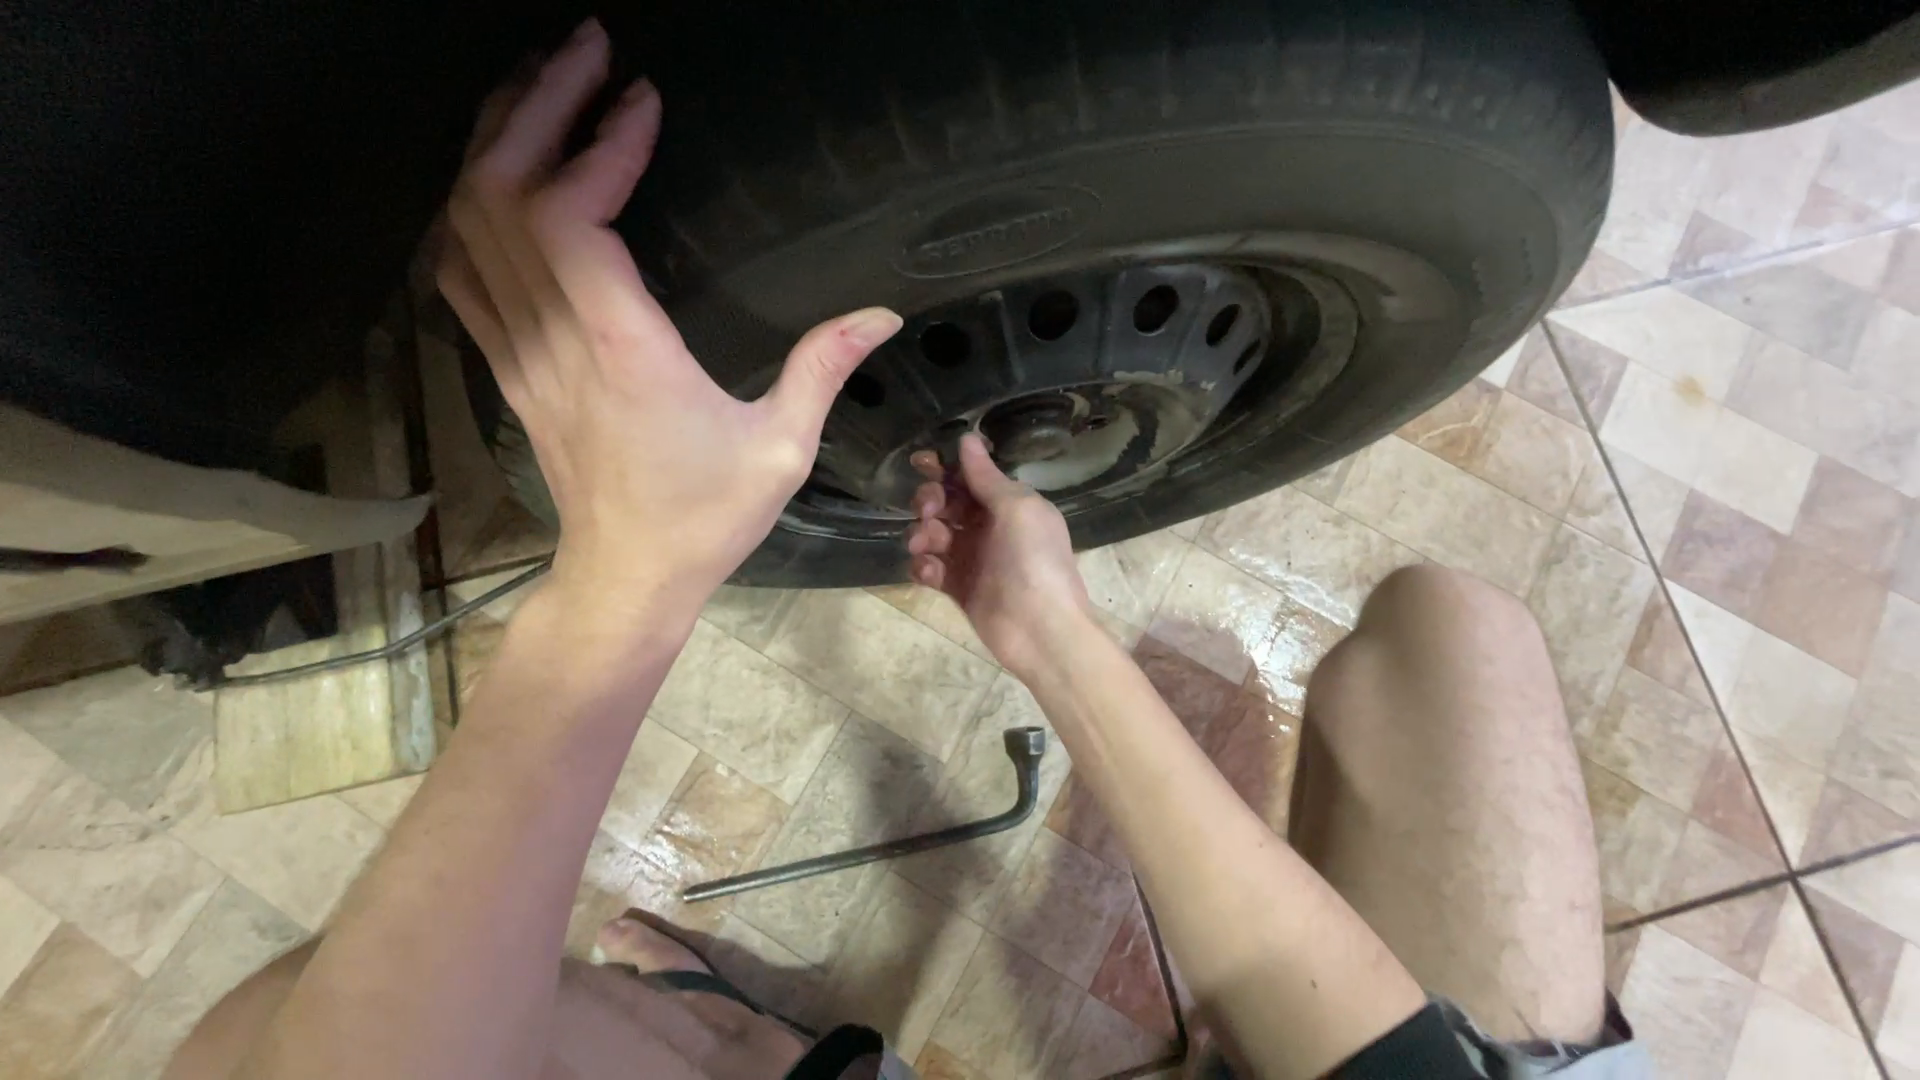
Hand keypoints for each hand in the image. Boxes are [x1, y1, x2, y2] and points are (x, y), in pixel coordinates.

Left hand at [437, 20, 901, 617]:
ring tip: (542, 91)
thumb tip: (881, 315)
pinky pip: (458, 268)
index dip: (599, 142)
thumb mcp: (782, 449)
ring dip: (495, 143)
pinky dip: (467, 208)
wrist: (628, 577)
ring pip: (464, 221)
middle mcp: (552, 337)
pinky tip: (499, 181)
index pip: (572, 214)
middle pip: (498, 192)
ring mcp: (516, 352)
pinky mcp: (507, 369)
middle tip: (584, 50)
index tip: (643, 99)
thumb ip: (823, 370)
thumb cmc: (705, 519)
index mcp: (619, 348)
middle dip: (535, 105)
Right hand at [905, 434, 1095, 675]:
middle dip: (930, 500)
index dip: (945, 468)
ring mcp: (972, 558)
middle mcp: (989, 526)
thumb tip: (966, 439)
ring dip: (923, 532)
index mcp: (1010, 503)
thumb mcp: (1018, 508)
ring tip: (925, 545)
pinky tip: (929, 571)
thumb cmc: (1034, 559)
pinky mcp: (958, 587)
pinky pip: (931, 567)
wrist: (1041, 629)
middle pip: (947, 501)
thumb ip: (987, 477)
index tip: (922, 463)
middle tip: (928, 511)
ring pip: (934, 533)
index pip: (970, 476)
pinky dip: (924, 565)